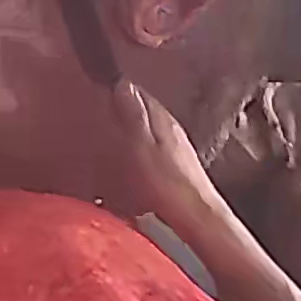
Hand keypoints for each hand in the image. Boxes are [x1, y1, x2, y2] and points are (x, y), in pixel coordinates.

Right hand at [112, 81, 227, 232]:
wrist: (200, 218)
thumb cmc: (168, 183)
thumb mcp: (143, 147)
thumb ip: (134, 115)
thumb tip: (122, 82)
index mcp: (162, 119)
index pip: (139, 92)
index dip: (119, 87)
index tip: (100, 87)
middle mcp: (171, 127)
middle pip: (145, 107)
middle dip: (125, 103)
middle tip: (101, 106)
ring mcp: (177, 145)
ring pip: (150, 124)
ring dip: (133, 122)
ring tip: (112, 127)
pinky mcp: (178, 163)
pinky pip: (154, 141)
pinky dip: (140, 140)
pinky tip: (131, 152)